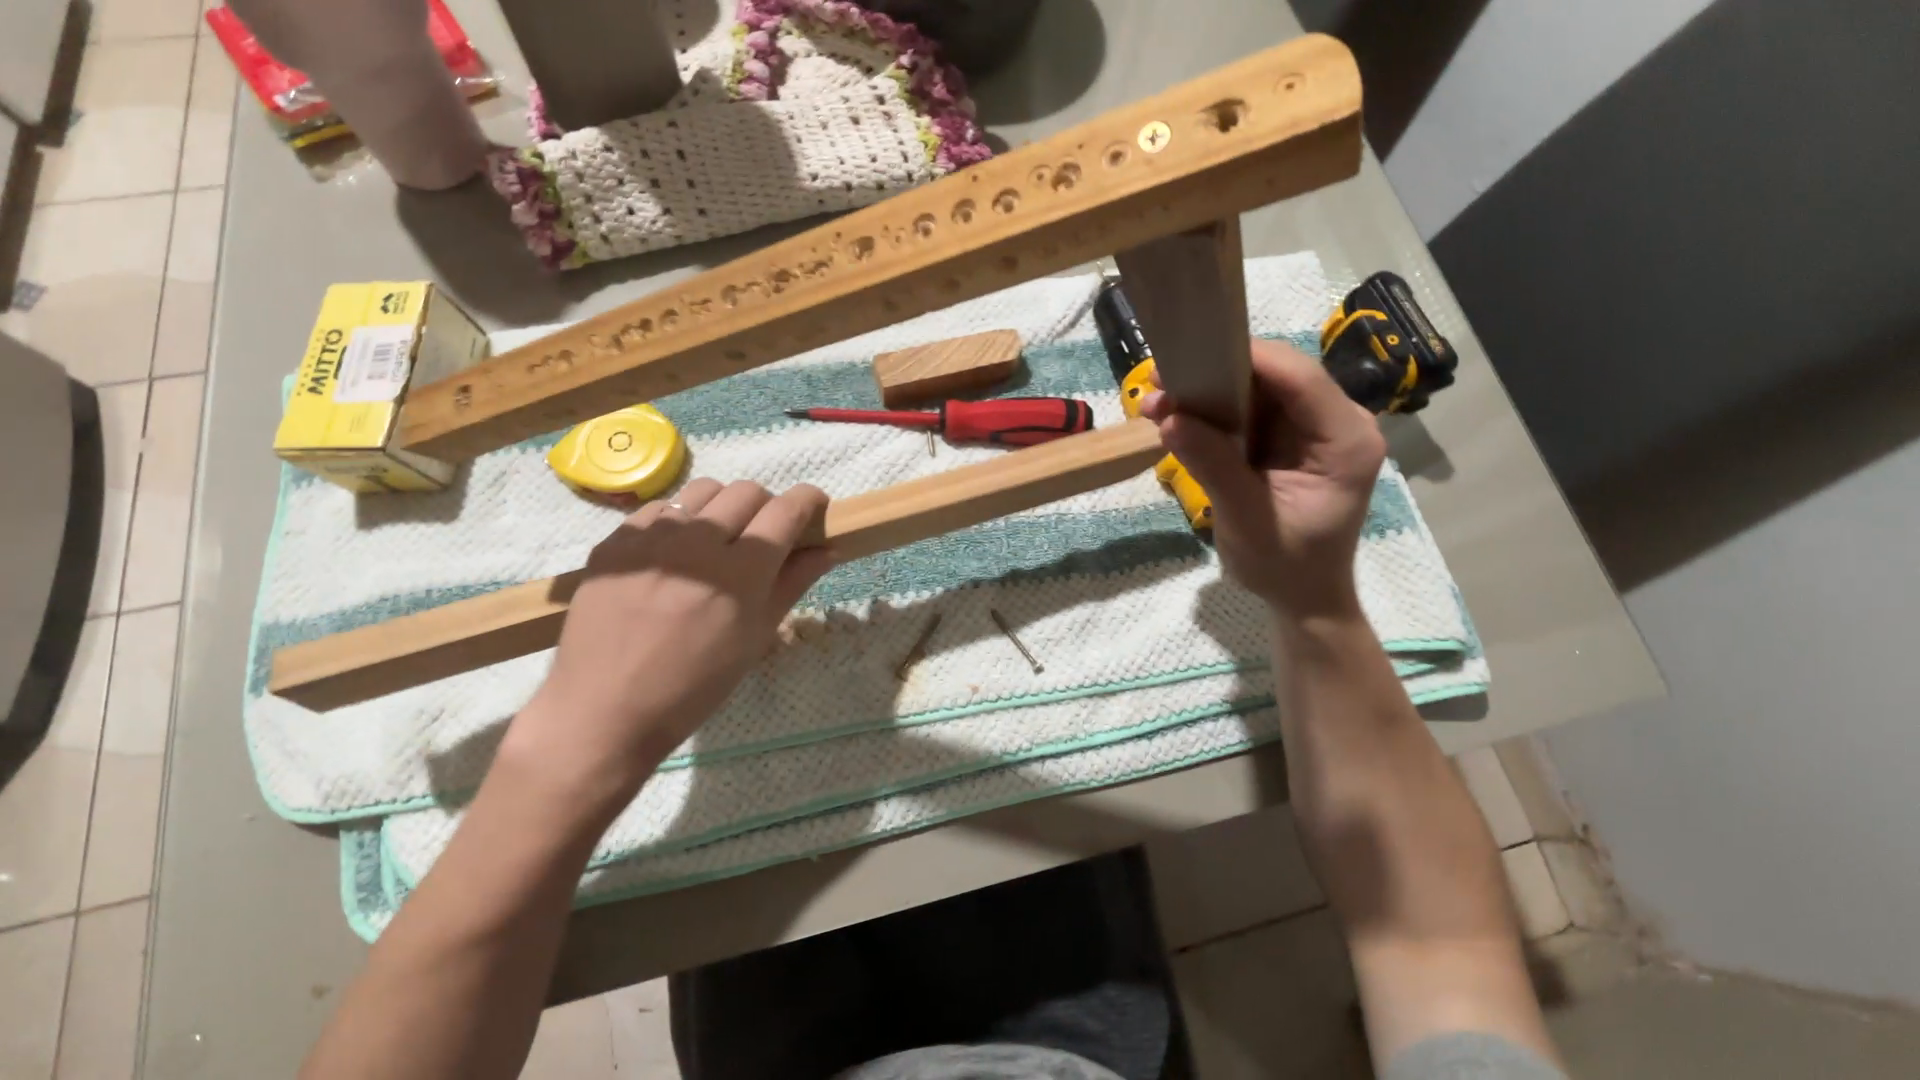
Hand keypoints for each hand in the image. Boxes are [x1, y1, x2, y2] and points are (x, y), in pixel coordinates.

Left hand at [500, 479, 833, 808]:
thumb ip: (791, 586)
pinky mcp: (615, 542)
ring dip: (722, 507)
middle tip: (764, 535)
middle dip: (766, 506)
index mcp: (739, 575)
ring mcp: (650, 539)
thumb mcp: (753, 640)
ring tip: (717, 540)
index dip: (808, 501)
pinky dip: (678, 521)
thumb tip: (827, 549)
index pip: (785, 511)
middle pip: (746, 492)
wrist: (604, 710)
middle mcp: (696, 544)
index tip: (815, 507)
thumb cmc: (693, 688)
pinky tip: (673, 556)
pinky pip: (659, 509)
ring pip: (702, 491)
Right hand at [1141, 338, 1384, 619]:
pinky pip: (1252, 410)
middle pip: (1278, 376)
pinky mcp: (1291, 438)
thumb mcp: (1246, 519)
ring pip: (1260, 389)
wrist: (1303, 598)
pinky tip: (1176, 416)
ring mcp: (1314, 428)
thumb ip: (1213, 465)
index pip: (1300, 379)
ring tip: (1158, 401)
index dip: (1247, 359)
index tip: (1189, 356)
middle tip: (1160, 381)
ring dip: (1209, 392)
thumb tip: (1168, 418)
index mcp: (1346, 440)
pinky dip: (1214, 411)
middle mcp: (1338, 422)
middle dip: (1218, 374)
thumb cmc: (1285, 566)